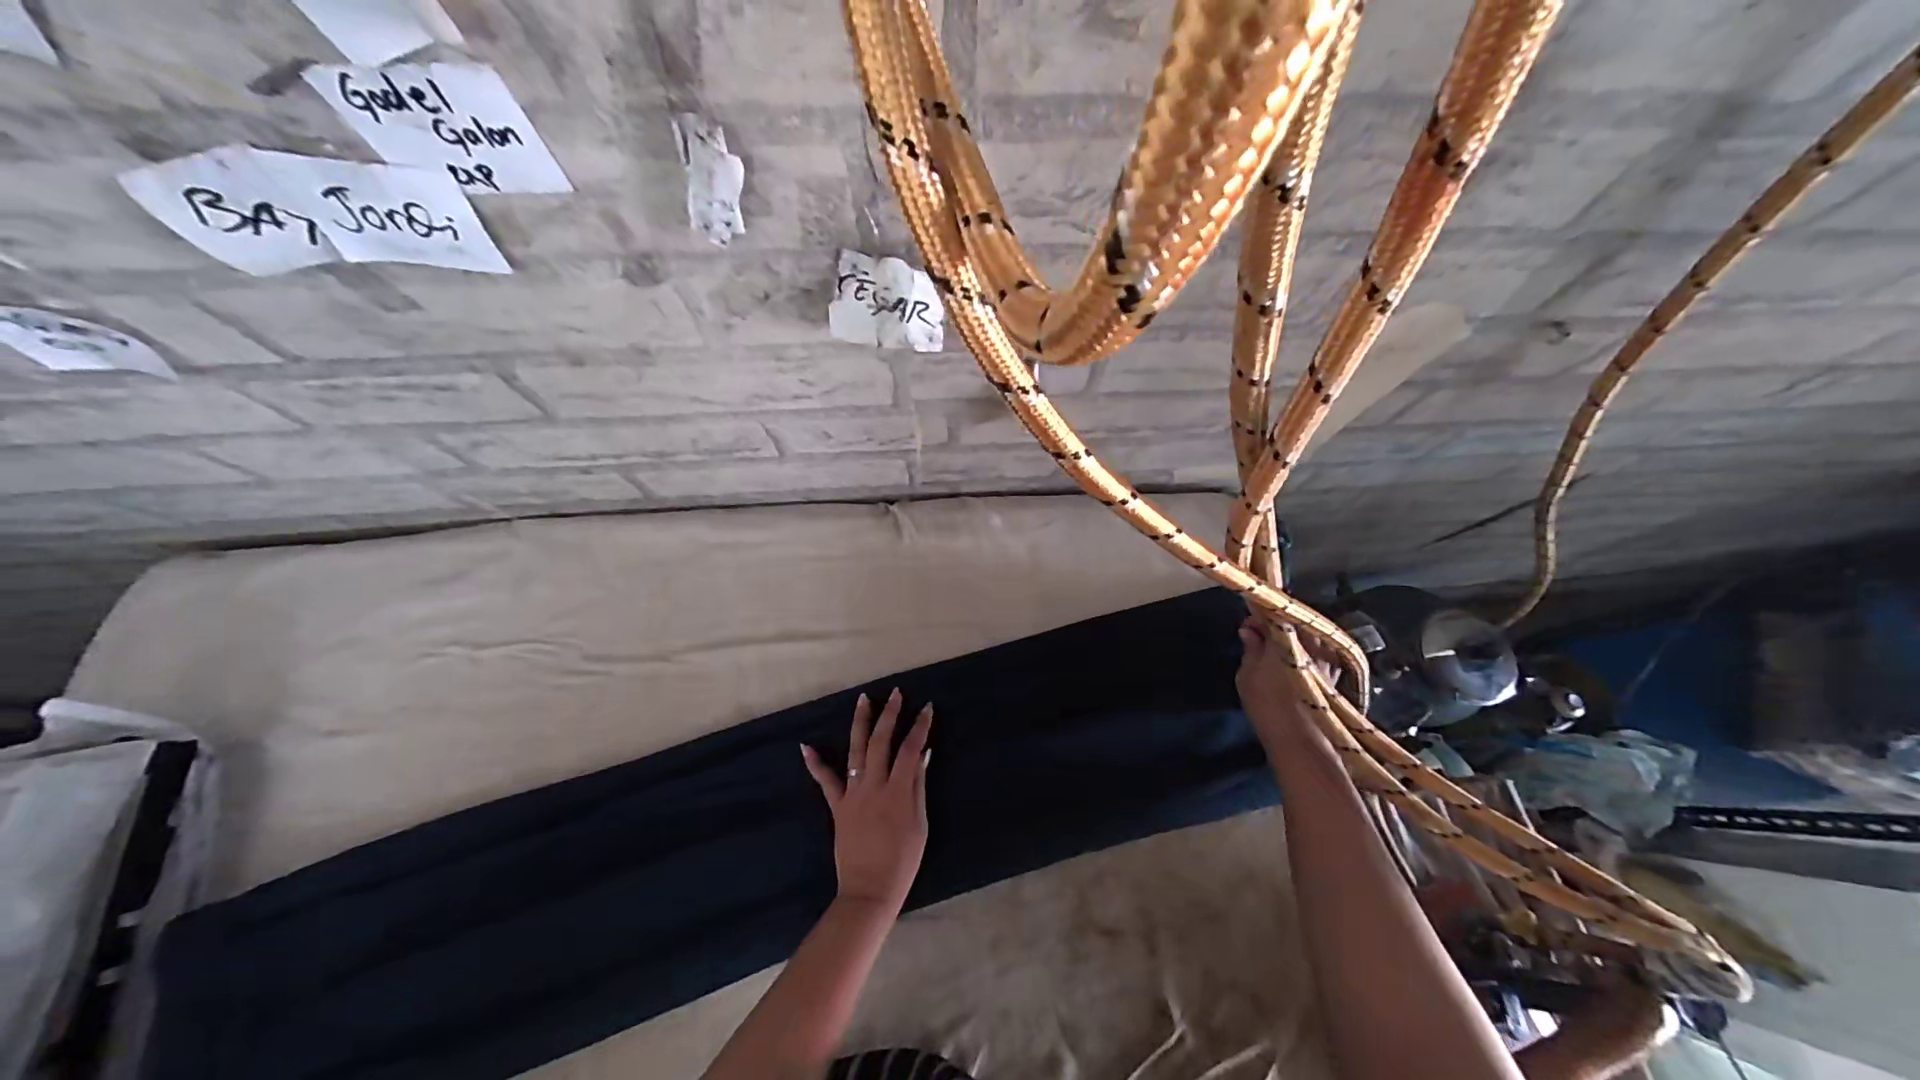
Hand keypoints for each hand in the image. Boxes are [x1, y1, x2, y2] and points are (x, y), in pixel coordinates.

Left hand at [801, 688, 931, 910]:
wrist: (869, 890)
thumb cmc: (903, 861)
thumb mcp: (920, 823)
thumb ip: (918, 786)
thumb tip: (923, 754)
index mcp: (898, 790)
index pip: (911, 748)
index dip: (920, 726)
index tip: (926, 707)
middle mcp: (874, 785)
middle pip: (882, 741)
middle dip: (890, 714)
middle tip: (895, 693)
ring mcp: (853, 794)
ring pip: (856, 750)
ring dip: (860, 723)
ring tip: (863, 700)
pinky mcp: (837, 806)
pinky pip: (825, 781)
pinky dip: (815, 763)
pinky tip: (806, 746)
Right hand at [1235, 618, 1335, 741]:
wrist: (1301, 741)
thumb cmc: (1267, 704)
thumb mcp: (1247, 675)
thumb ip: (1250, 650)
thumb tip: (1249, 631)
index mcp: (1289, 637)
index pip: (1273, 616)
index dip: (1258, 618)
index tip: (1246, 625)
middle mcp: (1312, 643)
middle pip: (1295, 625)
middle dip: (1277, 627)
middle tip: (1258, 638)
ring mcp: (1326, 660)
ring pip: (1309, 639)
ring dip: (1294, 640)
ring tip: (1275, 650)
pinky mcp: (1333, 677)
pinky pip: (1319, 656)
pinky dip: (1306, 655)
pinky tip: (1293, 664)